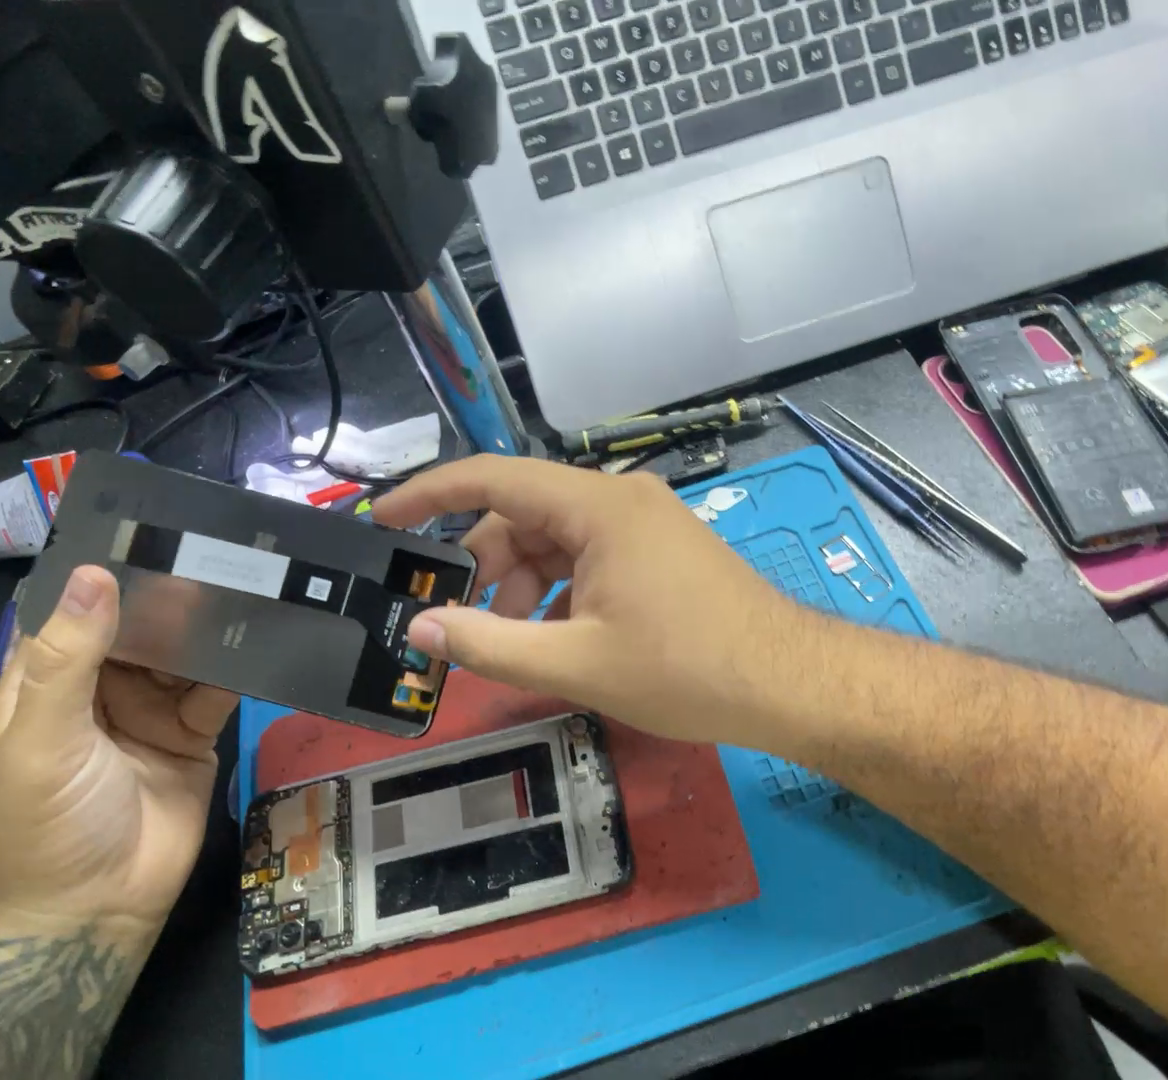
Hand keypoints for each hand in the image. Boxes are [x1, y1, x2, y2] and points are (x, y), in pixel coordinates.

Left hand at [0, 566, 237, 932]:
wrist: (96, 909)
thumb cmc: (46, 823)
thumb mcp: (44, 738)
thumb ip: (69, 659)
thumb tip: (95, 575)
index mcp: (49, 685)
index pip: (76, 614)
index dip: (104, 576)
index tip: (145, 532)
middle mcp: (101, 691)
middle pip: (138, 630)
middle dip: (169, 598)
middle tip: (213, 554)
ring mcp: (150, 713)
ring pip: (181, 656)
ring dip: (206, 629)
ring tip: (244, 587)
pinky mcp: (194, 735)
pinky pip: (216, 691)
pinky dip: (235, 669)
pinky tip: (258, 641)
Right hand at [372, 456, 808, 746]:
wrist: (787, 682)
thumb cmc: (685, 669)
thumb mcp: (575, 662)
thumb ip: (489, 644)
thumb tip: (420, 628)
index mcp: (597, 507)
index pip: (493, 477)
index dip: (429, 494)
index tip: (381, 519)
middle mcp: (619, 498)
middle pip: (523, 515)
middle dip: (482, 565)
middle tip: (456, 621)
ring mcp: (644, 522)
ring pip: (555, 540)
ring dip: (522, 585)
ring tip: (511, 641)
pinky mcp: (659, 549)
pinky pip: (588, 556)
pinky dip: (559, 590)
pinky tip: (557, 636)